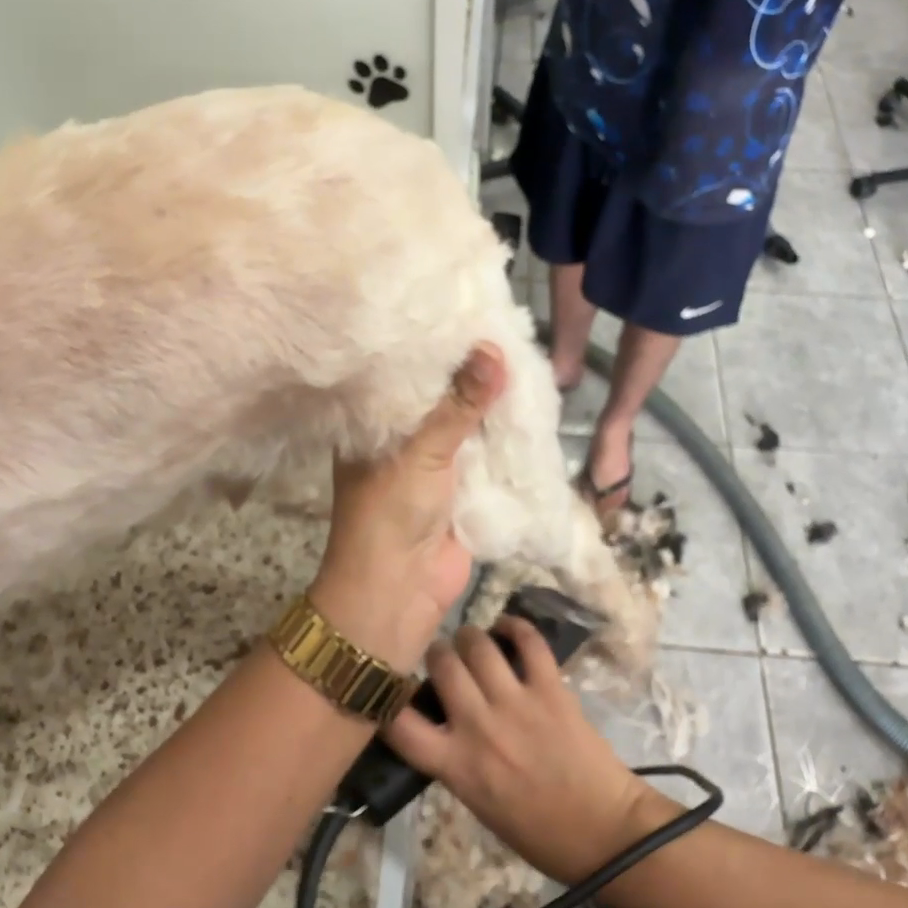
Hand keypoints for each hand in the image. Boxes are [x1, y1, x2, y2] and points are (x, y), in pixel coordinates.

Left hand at [309, 343, 505, 669]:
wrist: (399, 591)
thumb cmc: (391, 511)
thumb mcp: (423, 450)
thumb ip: (460, 404)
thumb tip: (493, 350)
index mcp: (375, 425)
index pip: (406, 376)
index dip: (435, 350)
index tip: (467, 315)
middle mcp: (403, 441)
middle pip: (444, 401)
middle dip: (474, 378)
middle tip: (510, 333)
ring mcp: (434, 468)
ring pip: (469, 429)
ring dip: (495, 410)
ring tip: (529, 363)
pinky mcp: (463, 492)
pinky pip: (488, 459)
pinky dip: (507, 443)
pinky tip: (533, 412)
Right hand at [382, 616, 653, 883]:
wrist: (604, 833)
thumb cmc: (538, 832)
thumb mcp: (477, 803)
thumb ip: (454, 760)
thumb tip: (441, 723)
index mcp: (456, 766)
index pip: (399, 722)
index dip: (388, 697)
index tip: (395, 686)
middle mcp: (479, 727)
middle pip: (441, 665)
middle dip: (437, 653)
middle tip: (444, 657)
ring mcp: (516, 703)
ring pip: (477, 645)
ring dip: (470, 636)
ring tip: (473, 641)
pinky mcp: (551, 688)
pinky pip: (528, 640)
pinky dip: (514, 626)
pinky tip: (507, 627)